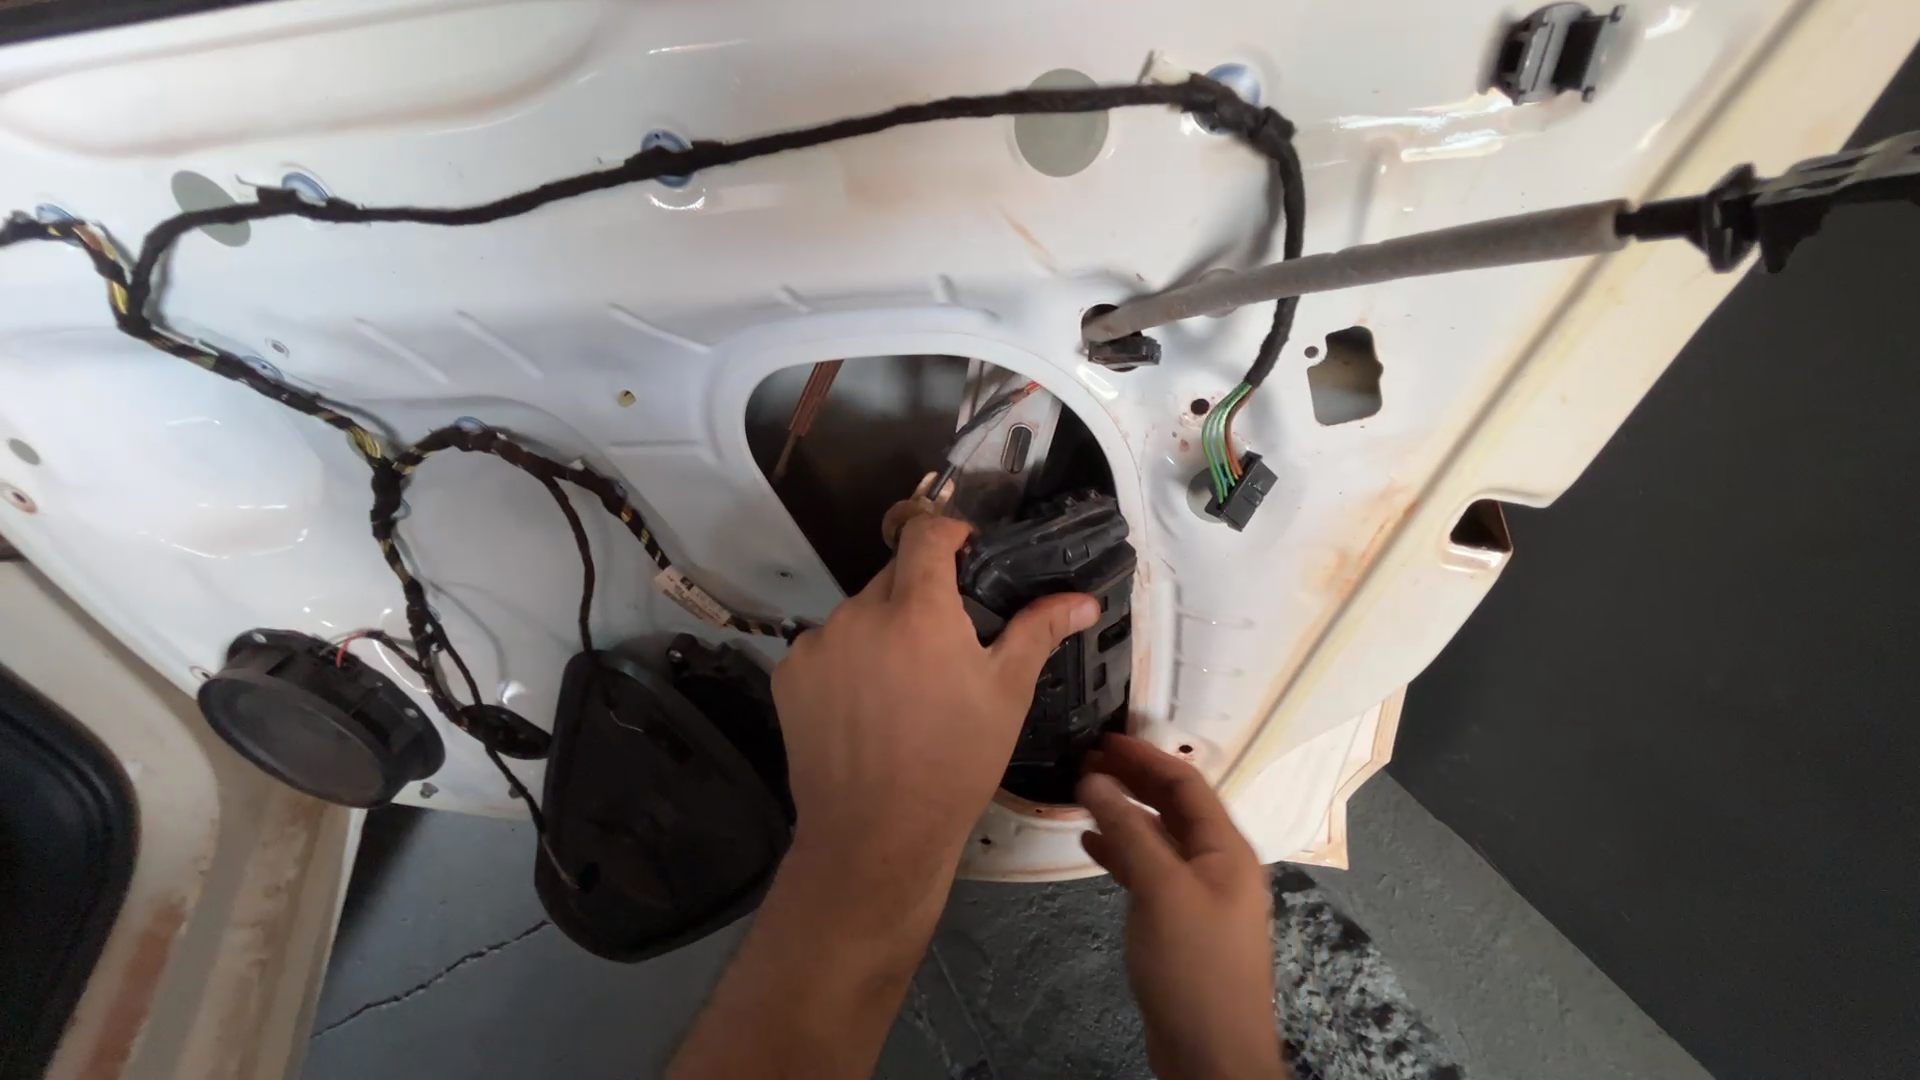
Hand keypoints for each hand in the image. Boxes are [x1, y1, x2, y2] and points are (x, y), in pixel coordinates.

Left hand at [772, 515, 1098, 882]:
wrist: (875, 837)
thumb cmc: (955, 763)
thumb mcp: (1006, 695)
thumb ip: (1038, 631)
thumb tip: (1084, 600)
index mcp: (917, 610)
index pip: (925, 534)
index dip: (949, 533)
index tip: (965, 554)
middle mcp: (859, 613)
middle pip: (892, 576)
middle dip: (919, 594)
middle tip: (943, 642)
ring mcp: (816, 643)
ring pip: (858, 613)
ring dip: (882, 629)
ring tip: (901, 684)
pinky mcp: (787, 674)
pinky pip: (825, 647)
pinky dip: (846, 660)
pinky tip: (862, 706)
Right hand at [1079, 735, 1286, 1079]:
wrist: (1210, 1056)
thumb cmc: (1193, 965)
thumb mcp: (1160, 889)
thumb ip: (1128, 830)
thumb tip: (1095, 779)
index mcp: (1226, 849)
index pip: (1187, 784)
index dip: (1146, 757)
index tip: (1106, 740)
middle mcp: (1216, 864)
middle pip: (1173, 806)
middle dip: (1133, 780)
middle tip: (1088, 760)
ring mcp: (1197, 893)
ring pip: (1157, 836)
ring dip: (1123, 813)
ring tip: (1083, 794)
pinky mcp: (1177, 919)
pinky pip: (1148, 869)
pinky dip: (1121, 851)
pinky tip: (1090, 843)